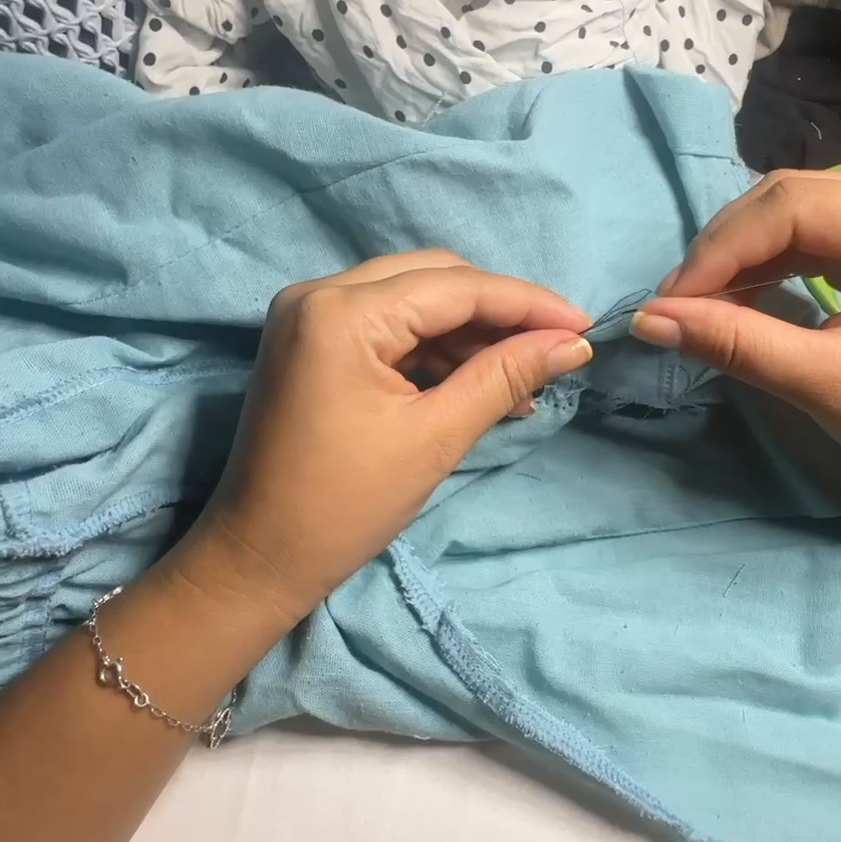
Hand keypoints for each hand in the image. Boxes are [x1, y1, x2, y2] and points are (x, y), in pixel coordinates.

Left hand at [175, 250, 592, 620]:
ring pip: (416, 302)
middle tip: (554, 348)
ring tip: (525, 378)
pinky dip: (437, 350)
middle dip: (500, 314)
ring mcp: (311, 314)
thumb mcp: (436, 437)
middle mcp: (320, 293)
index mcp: (342, 312)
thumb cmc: (344, 506)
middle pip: (435, 281)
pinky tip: (480, 382)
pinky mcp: (314, 340)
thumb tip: (572, 343)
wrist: (258, 560)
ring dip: (471, 335)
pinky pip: (391, 327)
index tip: (582, 324)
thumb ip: (505, 376)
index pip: (455, 288)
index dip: (527, 303)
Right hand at [631, 169, 840, 498]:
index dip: (724, 248)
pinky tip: (731, 295)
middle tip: (676, 305)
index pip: (798, 207)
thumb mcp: (825, 386)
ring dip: (734, 252)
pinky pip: (799, 230)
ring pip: (787, 207)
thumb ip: (739, 345)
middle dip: (723, 247)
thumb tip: (648, 320)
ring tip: (696, 304)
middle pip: (788, 195)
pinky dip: (756, 261)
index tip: (672, 302)